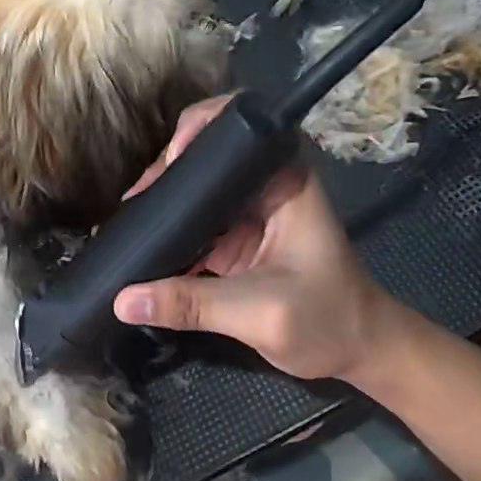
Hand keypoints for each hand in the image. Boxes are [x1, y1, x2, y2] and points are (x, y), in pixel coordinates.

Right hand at [111, 96, 409, 384]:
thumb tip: (123, 300)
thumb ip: (192, 304)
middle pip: (211, 158)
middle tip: (135, 197)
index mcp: (284, 181)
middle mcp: (267, 187)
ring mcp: (251, 214)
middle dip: (171, 170)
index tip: (167, 163)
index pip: (238, 131)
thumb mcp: (259, 312)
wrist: (357, 349)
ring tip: (130, 216)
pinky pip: (197, 226)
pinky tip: (143, 242)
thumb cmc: (326, 320)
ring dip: (168, 202)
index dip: (198, 131)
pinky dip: (173, 233)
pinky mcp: (238, 241)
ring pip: (199, 193)